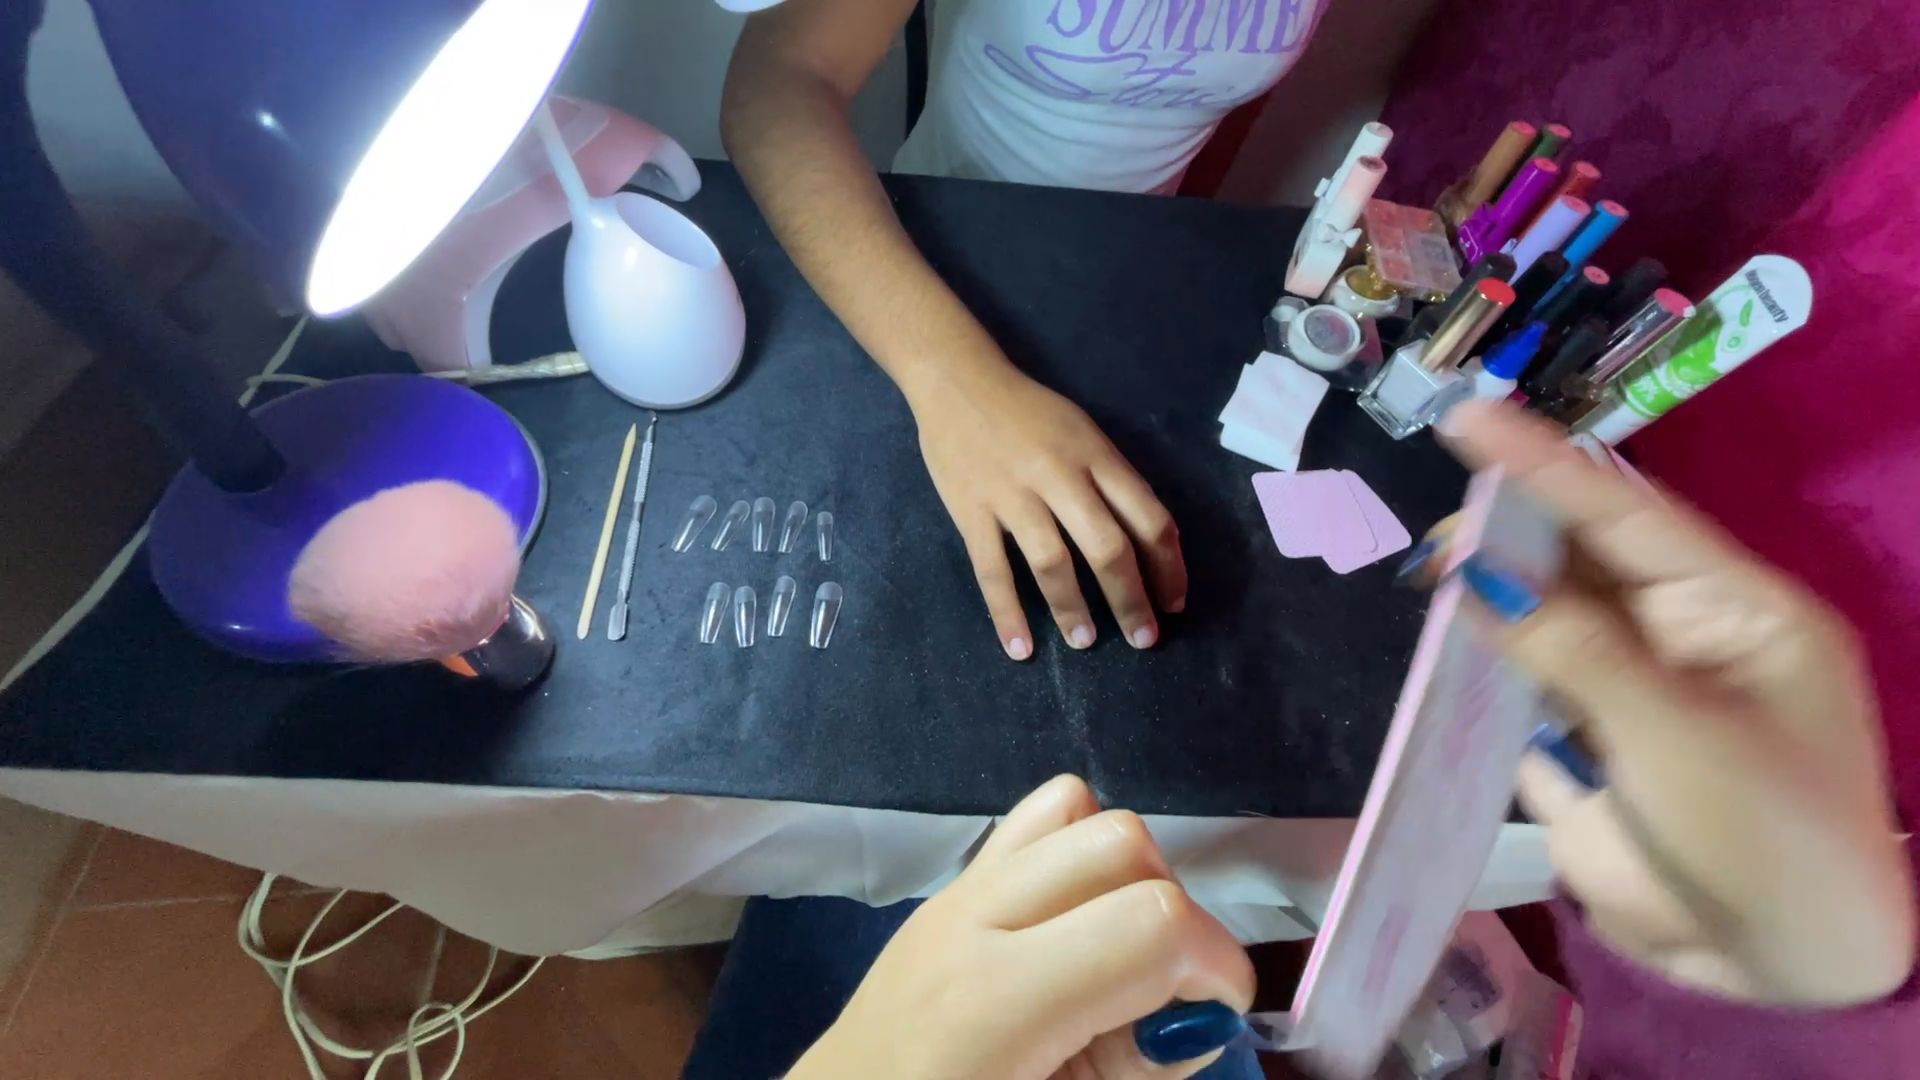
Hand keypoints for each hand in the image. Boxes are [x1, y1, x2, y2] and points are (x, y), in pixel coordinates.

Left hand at [786, 776, 1253, 1079]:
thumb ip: (1133, 1069)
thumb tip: (1195, 1010)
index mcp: (994, 1002)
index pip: (1147, 921)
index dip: (1216, 963)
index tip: (1216, 1013)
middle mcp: (973, 916)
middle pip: (1119, 840)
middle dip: (1175, 908)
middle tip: (1165, 988)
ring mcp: (959, 886)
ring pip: (1079, 808)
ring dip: (1126, 870)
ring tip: (1117, 947)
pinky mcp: (957, 879)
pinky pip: (1036, 819)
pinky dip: (1080, 849)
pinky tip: (1075, 919)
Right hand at [913, 362, 1185, 659]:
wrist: (959, 382)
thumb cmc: (1028, 410)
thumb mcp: (1084, 431)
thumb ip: (1112, 479)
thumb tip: (1147, 539)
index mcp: (1096, 456)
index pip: (1148, 519)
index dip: (1169, 568)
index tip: (1173, 603)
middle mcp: (1060, 476)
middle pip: (1107, 548)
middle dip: (1131, 601)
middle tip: (1144, 639)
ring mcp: (1012, 496)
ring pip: (1052, 564)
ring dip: (1073, 611)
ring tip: (1086, 642)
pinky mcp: (971, 512)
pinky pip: (992, 571)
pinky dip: (1007, 614)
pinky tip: (1020, 648)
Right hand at [1426, 401, 1914, 1004]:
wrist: (1759, 963)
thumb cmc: (1763, 839)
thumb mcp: (1678, 735)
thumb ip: (1570, 648)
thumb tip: (1469, 577)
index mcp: (1732, 611)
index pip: (1623, 514)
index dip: (1544, 464)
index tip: (1470, 417)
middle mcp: (1672, 626)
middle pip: (1572, 551)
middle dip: (1504, 530)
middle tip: (1440, 534)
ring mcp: (1617, 671)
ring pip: (1533, 601)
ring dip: (1482, 584)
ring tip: (1430, 573)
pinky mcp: (1571, 716)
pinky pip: (1513, 655)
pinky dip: (1475, 637)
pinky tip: (1445, 622)